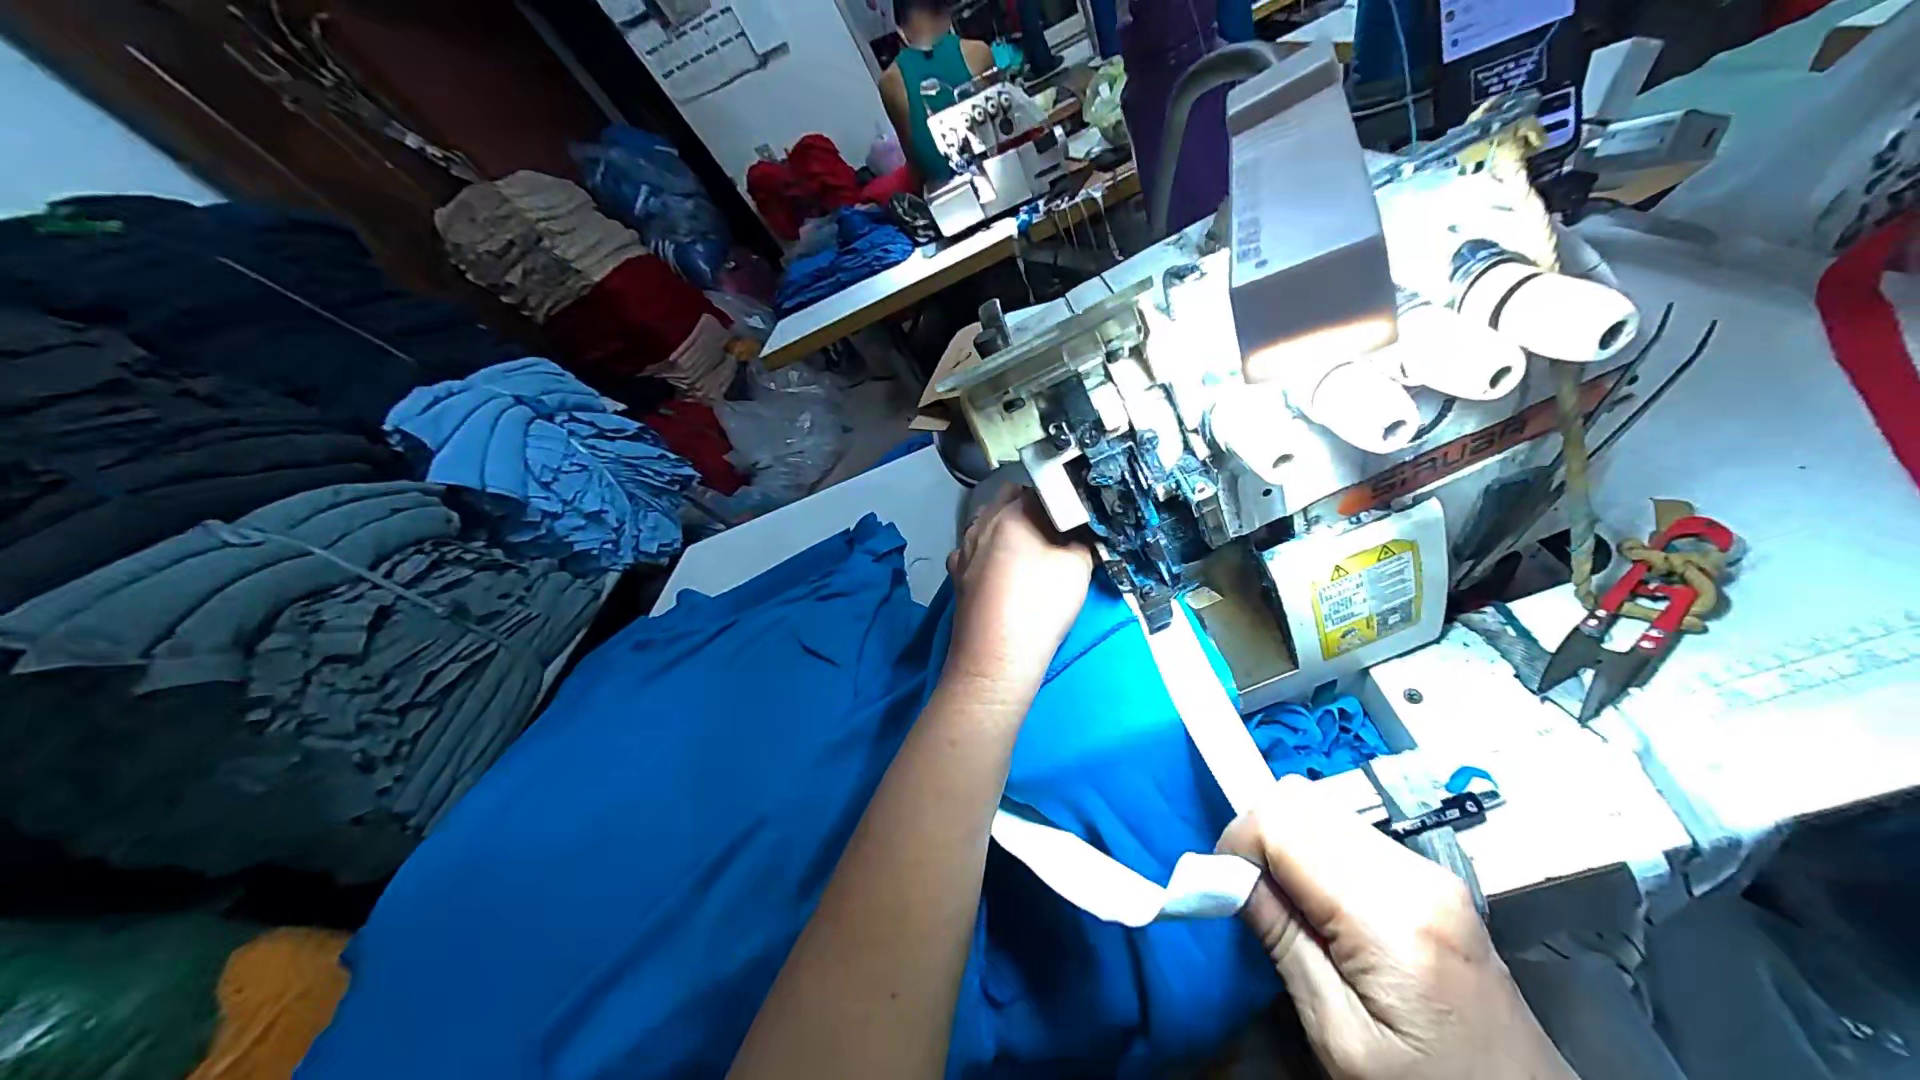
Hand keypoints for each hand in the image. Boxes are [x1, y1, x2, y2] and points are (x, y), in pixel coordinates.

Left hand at [944, 486, 1092, 689]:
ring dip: (1006, 527)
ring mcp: (965, 547)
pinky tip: (999, 570)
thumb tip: (1080, 530)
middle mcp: (984, 521)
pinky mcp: (956, 573)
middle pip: (1010, 499)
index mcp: (1015, 511)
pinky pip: (973, 549)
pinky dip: (987, 551)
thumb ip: (1081, 539)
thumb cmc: (1040, 606)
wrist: (996, 656)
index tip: (1074, 515)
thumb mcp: (1079, 566)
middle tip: (1054, 532)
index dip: (1062, 499)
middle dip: (1031, 507)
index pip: (1043, 488)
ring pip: (987, 522)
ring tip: (1027, 552)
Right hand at [1217, 776, 1576, 1079]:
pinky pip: (1346, 828)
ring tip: (1282, 897)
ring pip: (1319, 805)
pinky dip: (1311, 846)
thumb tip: (1223, 875)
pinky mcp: (1431, 875)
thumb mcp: (1340, 1036)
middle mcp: (1413, 874)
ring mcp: (1428, 869)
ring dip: (1283, 838)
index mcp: (1390, 918)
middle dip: (1256, 835)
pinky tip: (1316, 897)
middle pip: (1299, 800)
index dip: (1237, 843)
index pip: (1282, 823)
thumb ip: (1281, 940)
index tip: (1224, 888)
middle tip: (1247, 891)